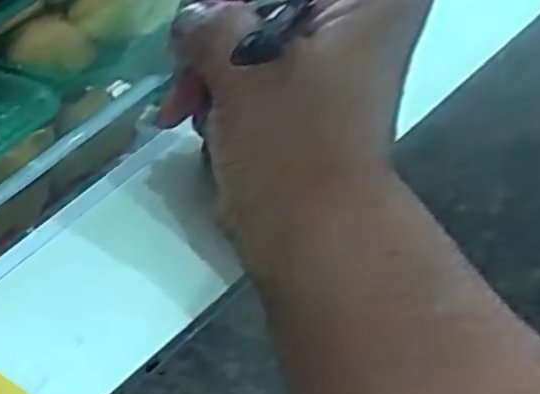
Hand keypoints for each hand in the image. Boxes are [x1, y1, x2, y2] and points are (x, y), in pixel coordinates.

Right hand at [158, 0, 432, 262]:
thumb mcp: (244, 75)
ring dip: (210, 77)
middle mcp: (360, 19)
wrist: (307, 225)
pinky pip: (257, 82)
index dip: (229, 3)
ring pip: (255, 47)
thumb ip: (214, 31)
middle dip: (214, 44)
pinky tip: (206, 125)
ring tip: (184, 115)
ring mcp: (332, 64)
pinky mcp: (305, 104)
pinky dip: (225, 100)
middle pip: (267, 9)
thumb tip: (189, 15)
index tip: (190, 33)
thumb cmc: (288, 144)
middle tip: (179, 88)